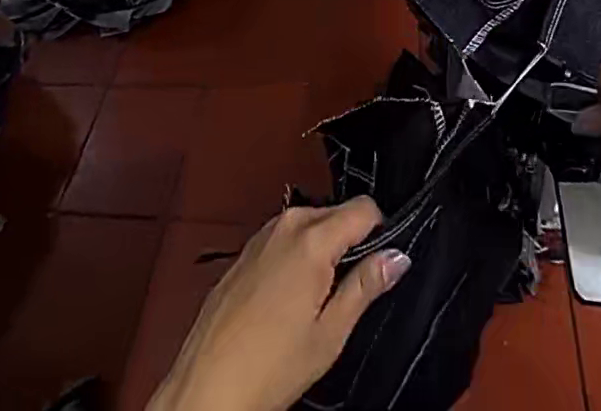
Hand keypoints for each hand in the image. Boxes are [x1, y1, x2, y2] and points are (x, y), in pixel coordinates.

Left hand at [149, 198, 410, 410]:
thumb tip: (398, 257)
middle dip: (350, 242)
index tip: (380, 261)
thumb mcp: (330, 333)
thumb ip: (367, 285)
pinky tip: (287, 300)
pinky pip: (286, 238)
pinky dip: (296, 256)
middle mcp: (286, 226)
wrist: (202, 392)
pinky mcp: (245, 251)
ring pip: (312, 224)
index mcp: (312, 240)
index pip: (365, 207)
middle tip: (345, 291)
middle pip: (338, 213)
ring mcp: (262, 236)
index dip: (381, 232)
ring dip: (323, 249)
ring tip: (314, 301)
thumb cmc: (266, 369)